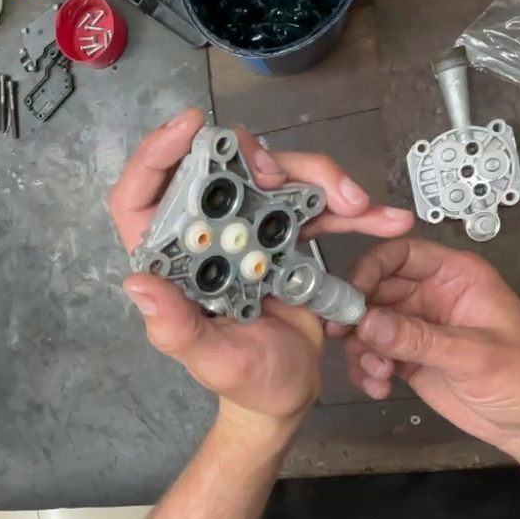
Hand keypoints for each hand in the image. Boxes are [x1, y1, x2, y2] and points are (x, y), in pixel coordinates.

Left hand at [111, 108, 413, 432]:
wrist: (288, 392)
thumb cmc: (240, 379)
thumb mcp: (207, 357)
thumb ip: (173, 325)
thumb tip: (135, 282)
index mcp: (170, 260)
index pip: (141, 197)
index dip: (156, 155)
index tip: (189, 126)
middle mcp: (203, 236)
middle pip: (217, 170)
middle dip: (253, 157)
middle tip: (281, 174)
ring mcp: (246, 231)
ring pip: (273, 176)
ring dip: (317, 176)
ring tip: (354, 200)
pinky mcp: (286, 236)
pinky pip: (316, 206)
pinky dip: (351, 208)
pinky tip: (384, 217)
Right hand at [341, 237, 519, 454]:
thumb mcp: (474, 355)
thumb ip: (417, 338)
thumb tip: (366, 322)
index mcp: (456, 277)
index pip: (402, 255)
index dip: (370, 268)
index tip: (350, 296)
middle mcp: (431, 297)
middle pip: (375, 289)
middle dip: (356, 315)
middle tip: (343, 338)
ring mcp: (417, 329)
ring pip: (368, 325)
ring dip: (361, 349)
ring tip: (376, 373)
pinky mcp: (407, 359)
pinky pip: (372, 354)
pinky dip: (366, 370)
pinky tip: (378, 387)